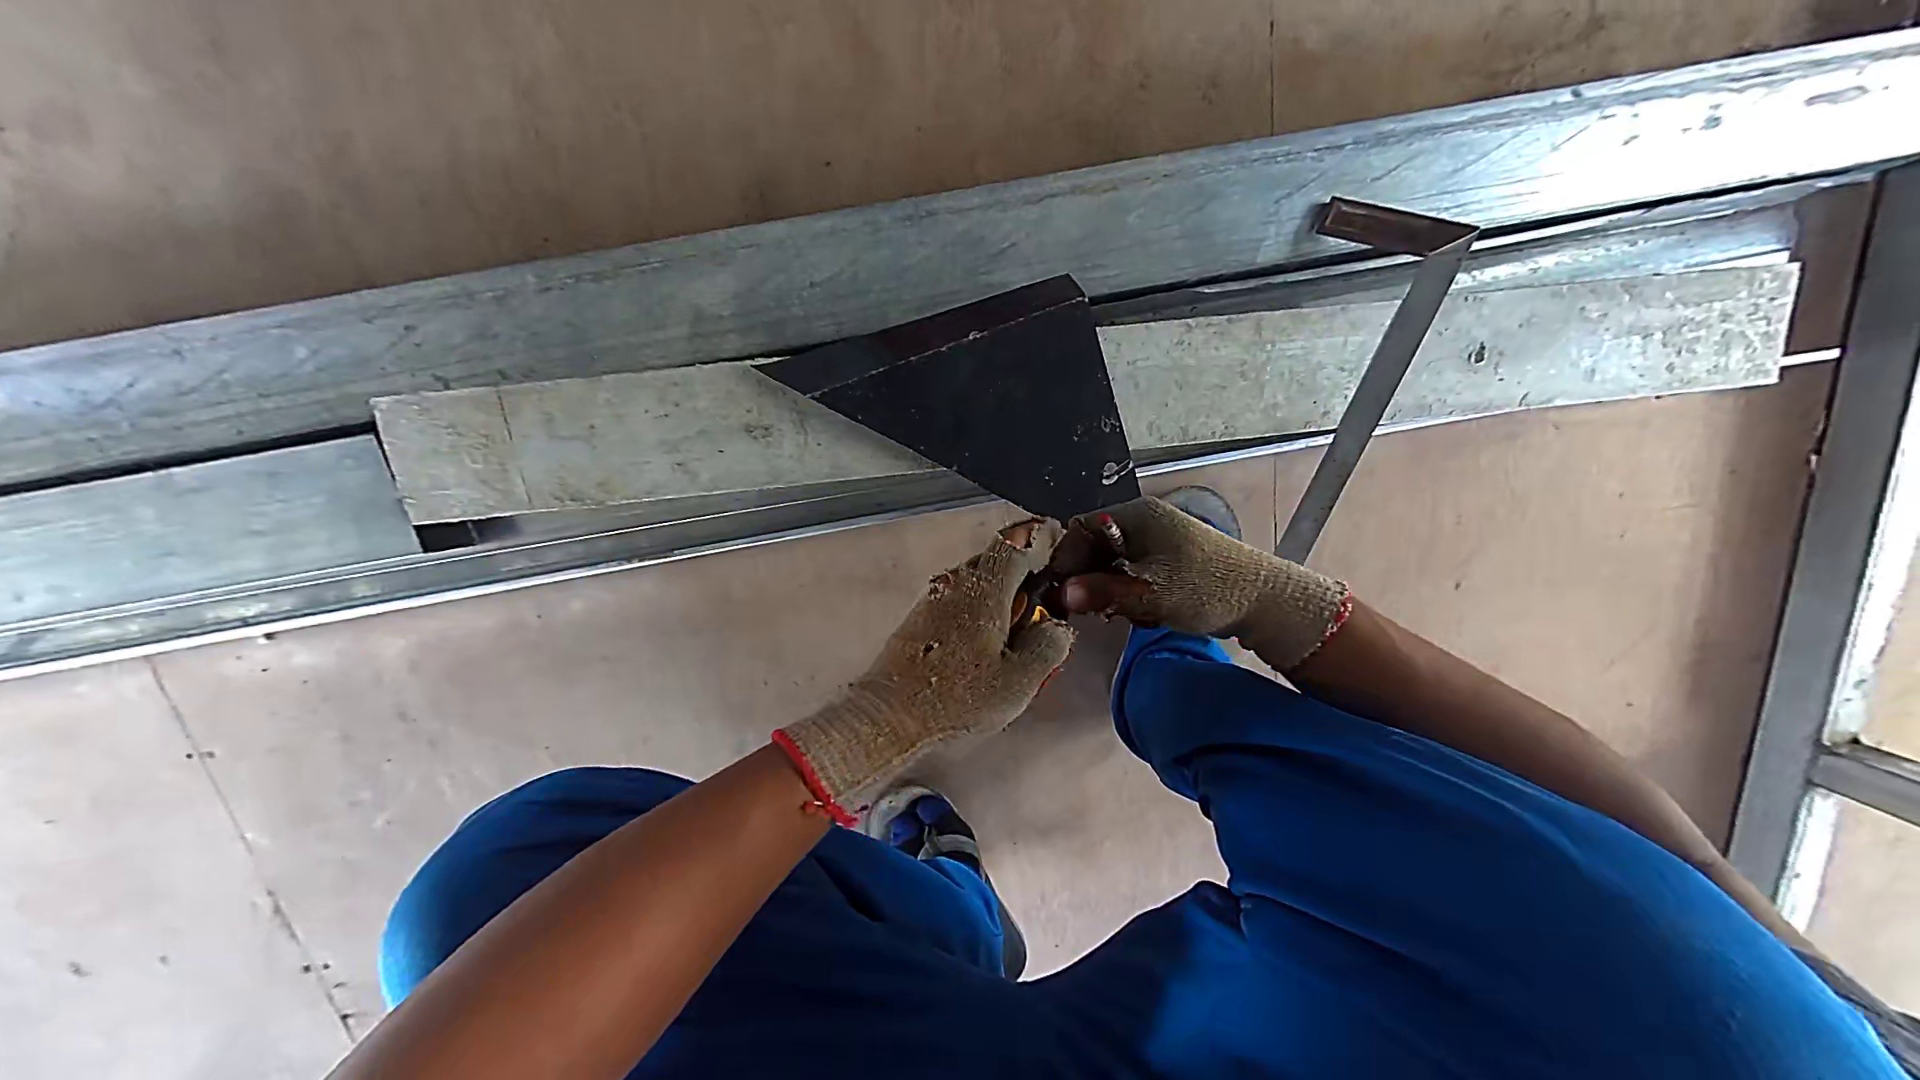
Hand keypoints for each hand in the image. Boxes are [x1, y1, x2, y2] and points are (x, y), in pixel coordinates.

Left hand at [773, 521, 1074, 822]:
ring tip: (1015, 621)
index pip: (1014, 546)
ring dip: (998, 590)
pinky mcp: (919, 619)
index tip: (1054, 549)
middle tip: (1040, 592)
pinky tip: (983, 638)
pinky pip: (957, 599)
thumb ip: (1048, 646)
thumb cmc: (956, 698)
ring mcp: (933, 600)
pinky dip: (977, 607)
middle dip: (1019, 570)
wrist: (891, 714)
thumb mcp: (1019, 680)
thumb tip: (1057, 627)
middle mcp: (956, 585)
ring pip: (974, 580)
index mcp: (984, 590)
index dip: (1038, 543)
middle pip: (993, 560)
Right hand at [1048, 495, 1350, 671]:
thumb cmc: (1207, 590)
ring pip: (1110, 559)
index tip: (1058, 591)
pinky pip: (1129, 568)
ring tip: (1110, 610)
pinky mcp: (1165, 558)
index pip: (1082, 527)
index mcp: (1137, 516)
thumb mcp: (1151, 594)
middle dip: (1085, 575)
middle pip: (1093, 543)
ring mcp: (1155, 539)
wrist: (1264, 601)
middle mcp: (1143, 520)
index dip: (1066, 558)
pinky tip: (1132, 609)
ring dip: (1104, 585)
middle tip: (1081, 607)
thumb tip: (1060, 593)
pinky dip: (1123, 588)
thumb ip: (1104, 591)